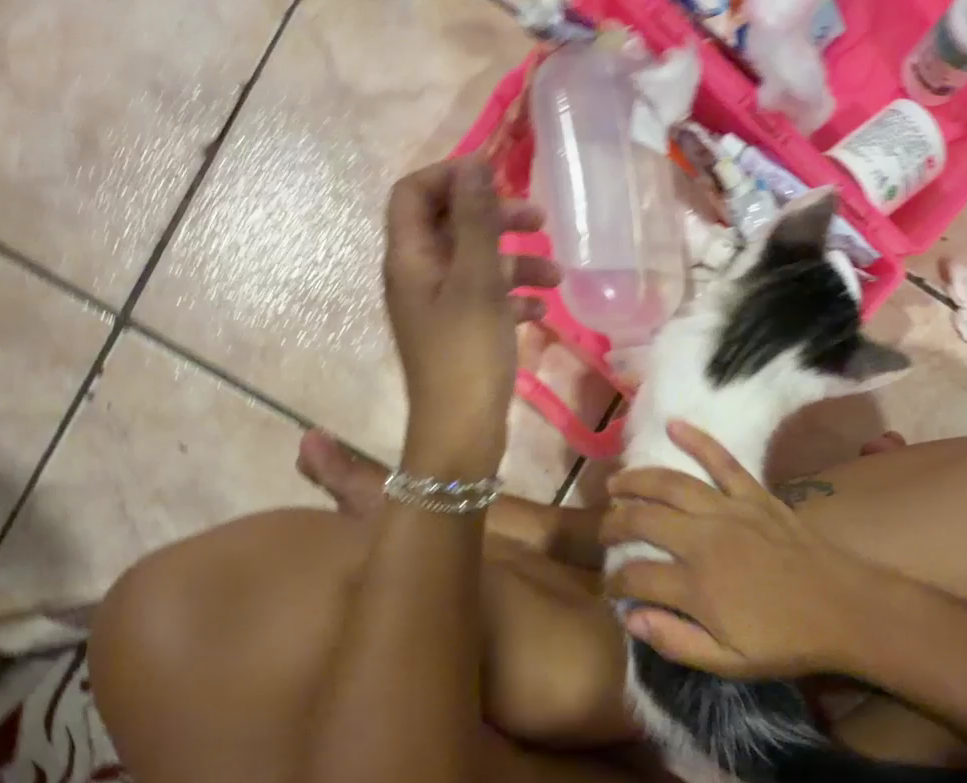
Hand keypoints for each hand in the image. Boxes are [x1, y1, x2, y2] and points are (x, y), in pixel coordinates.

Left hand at [383, 160, 559, 424]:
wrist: (461, 433)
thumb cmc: (466, 355)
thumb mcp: (476, 282)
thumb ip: (475, 221)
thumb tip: (474, 164)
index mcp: (409, 259)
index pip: (414, 193)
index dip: (451, 177)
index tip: (497, 179)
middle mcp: (417, 278)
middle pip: (450, 225)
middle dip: (494, 218)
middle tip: (538, 220)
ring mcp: (438, 309)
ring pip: (474, 265)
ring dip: (514, 261)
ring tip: (557, 275)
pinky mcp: (460, 336)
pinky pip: (485, 301)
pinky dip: (512, 297)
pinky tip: (542, 309)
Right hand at [600, 421, 888, 677]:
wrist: (846, 610)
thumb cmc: (787, 642)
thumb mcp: (729, 662)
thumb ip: (675, 642)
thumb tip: (629, 618)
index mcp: (695, 587)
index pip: (634, 576)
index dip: (614, 582)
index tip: (611, 589)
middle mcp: (704, 541)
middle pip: (641, 520)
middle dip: (612, 524)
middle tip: (603, 531)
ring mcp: (731, 512)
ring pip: (671, 484)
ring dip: (637, 480)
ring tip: (615, 483)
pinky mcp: (757, 496)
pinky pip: (723, 460)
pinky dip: (698, 439)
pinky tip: (674, 424)